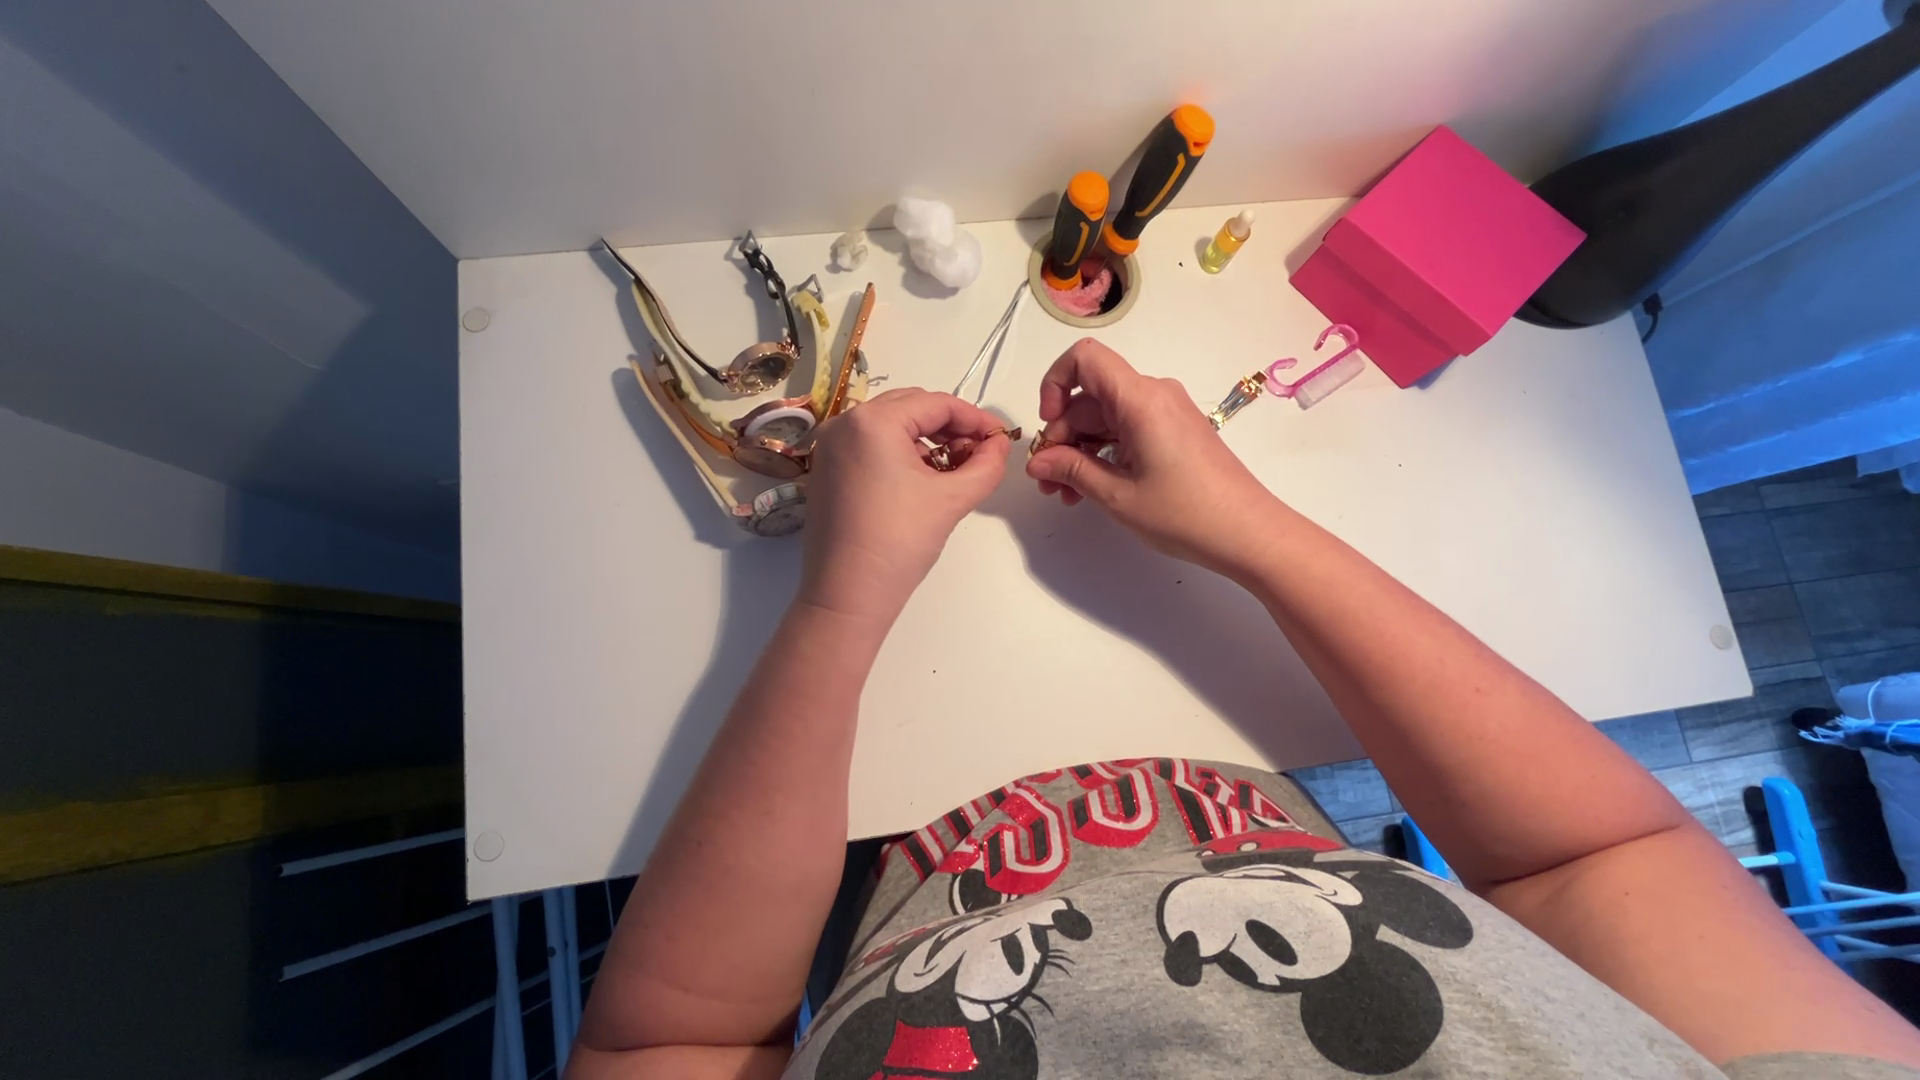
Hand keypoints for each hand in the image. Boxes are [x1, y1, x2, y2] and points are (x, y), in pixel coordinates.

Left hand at [800, 389, 1011, 621]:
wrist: (847, 595)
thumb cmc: (900, 542)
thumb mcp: (952, 499)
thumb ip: (986, 465)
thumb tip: (1000, 446)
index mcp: (873, 421)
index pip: (937, 403)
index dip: (976, 417)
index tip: (1002, 438)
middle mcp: (845, 423)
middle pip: (911, 407)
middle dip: (950, 426)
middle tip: (980, 452)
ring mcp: (831, 446)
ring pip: (891, 425)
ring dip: (927, 439)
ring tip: (955, 468)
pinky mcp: (827, 469)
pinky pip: (871, 445)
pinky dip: (901, 453)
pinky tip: (923, 479)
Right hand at [1026, 338, 1285, 577]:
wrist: (1248, 533)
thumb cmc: (1184, 513)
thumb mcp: (1117, 495)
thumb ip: (1071, 471)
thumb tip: (1037, 462)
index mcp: (1140, 399)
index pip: (1084, 359)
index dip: (1055, 384)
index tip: (1049, 425)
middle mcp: (1153, 395)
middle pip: (1090, 398)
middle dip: (1061, 436)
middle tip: (1047, 482)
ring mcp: (1165, 414)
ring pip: (1105, 419)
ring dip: (1079, 451)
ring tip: (1064, 495)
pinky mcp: (1173, 433)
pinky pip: (1125, 432)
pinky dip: (1103, 455)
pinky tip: (1089, 489)